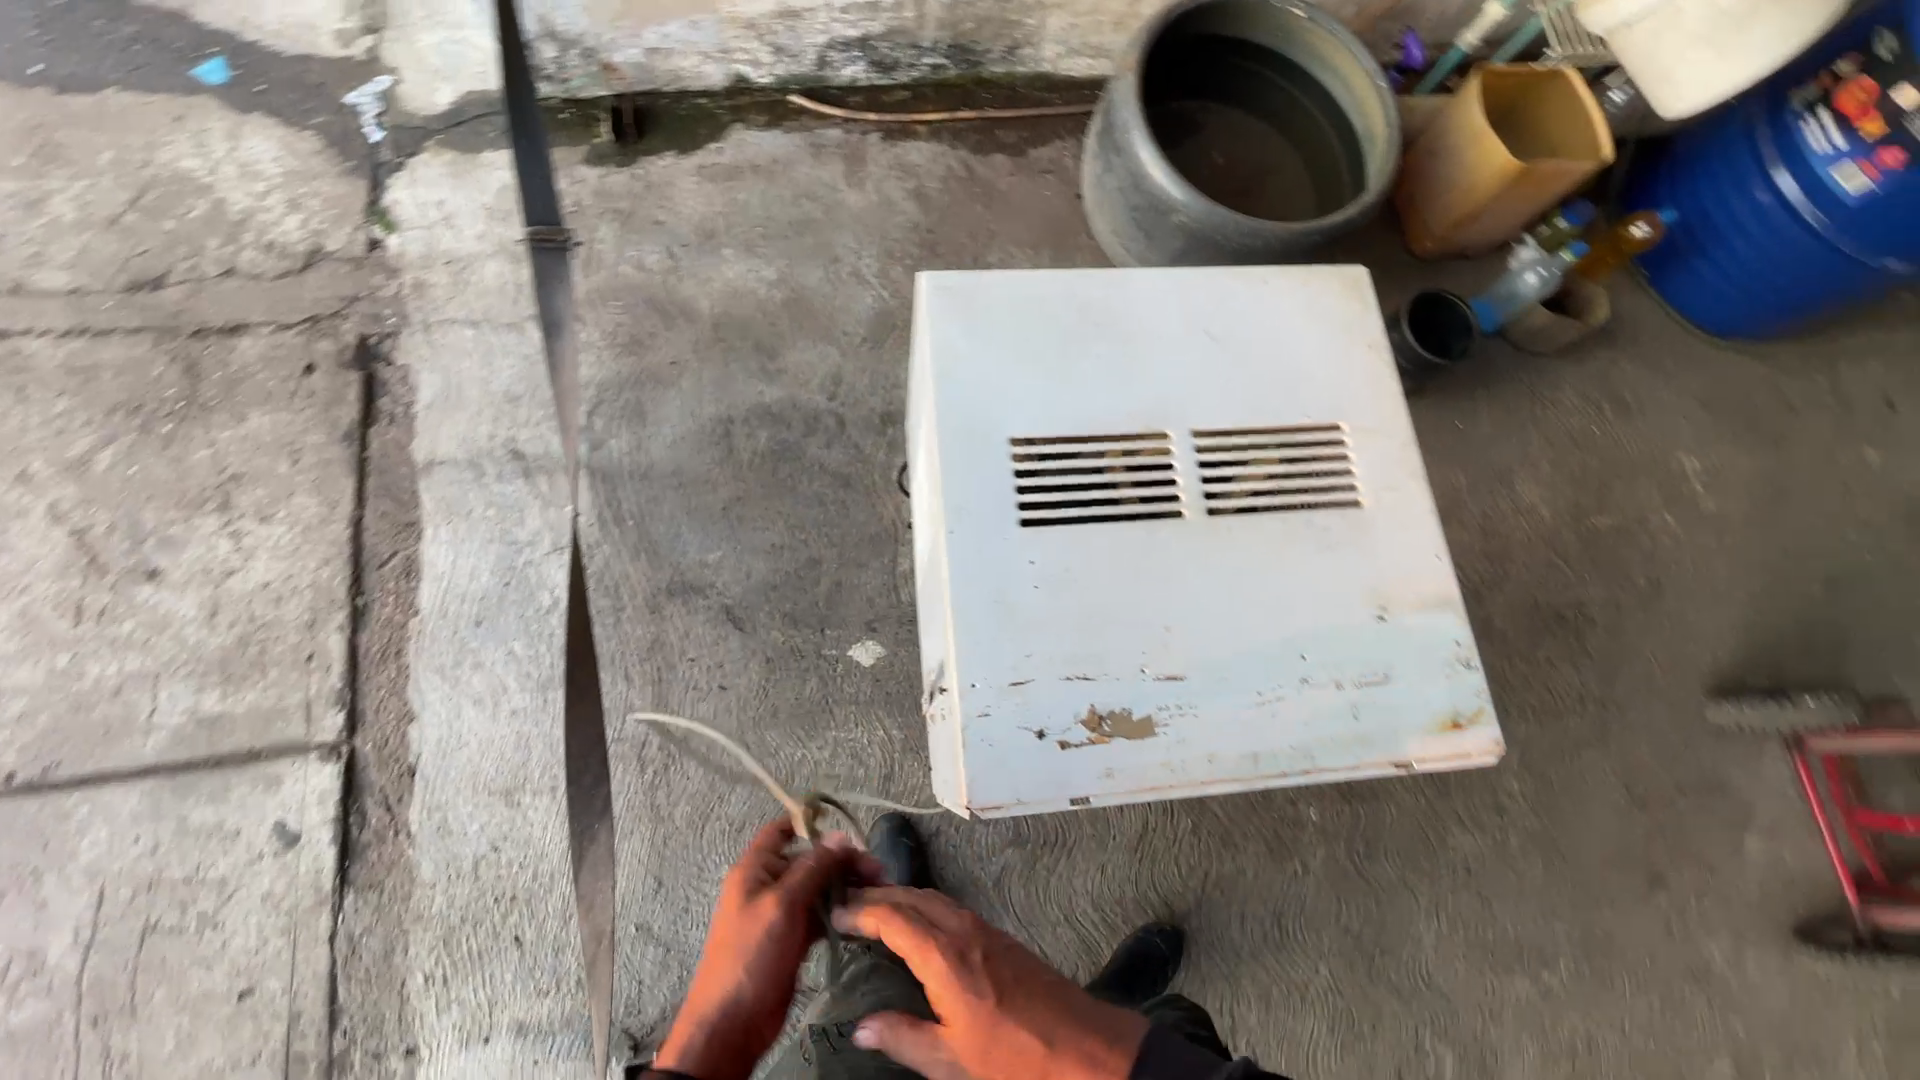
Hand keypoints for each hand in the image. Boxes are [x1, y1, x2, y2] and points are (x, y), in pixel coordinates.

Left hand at [655, 820, 883, 1079]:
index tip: (849, 830)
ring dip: (847, 888)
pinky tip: (865, 917)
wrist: (731, 1025)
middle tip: (880, 874)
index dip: (811, 823)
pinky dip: (840, 913)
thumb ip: (812, 868)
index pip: (782, 830)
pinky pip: (820, 915)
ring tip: (880, 894)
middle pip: (810, 860)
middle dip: (843, 862)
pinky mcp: (793, 939)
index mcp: (755, 869)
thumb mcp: (782, 905)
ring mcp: (781, 913)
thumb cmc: (751, 956)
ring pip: (819, 888)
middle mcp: (768, 885)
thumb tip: (840, 836)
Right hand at [833, 887, 1148, 1079]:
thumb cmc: (1015, 1057)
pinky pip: (953, 908)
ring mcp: (986, 930)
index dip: (861, 911)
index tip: (835, 913)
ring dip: (903, 897)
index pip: (893, 918)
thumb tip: (861, 1027)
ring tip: (876, 908)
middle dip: (878, 894)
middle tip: (848, 902)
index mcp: (945, 956)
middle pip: (913, 897)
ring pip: (935, 898)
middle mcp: (963, 931)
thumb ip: (903, 1037)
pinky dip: (926, 906)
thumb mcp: (951, 1060)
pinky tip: (920, 925)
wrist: (1085, 1048)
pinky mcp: (1002, 938)